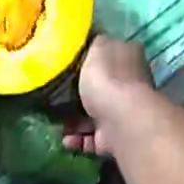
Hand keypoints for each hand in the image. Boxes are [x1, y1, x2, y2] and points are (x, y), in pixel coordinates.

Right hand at [64, 37, 157, 157]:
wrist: (119, 119)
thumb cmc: (107, 78)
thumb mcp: (97, 48)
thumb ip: (94, 45)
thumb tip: (95, 43)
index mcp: (128, 58)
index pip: (109, 56)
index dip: (91, 62)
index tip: (69, 69)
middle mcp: (128, 85)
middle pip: (100, 89)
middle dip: (78, 96)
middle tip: (55, 99)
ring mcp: (121, 114)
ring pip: (92, 117)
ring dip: (73, 122)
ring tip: (55, 123)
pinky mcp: (113, 138)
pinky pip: (91, 139)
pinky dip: (77, 140)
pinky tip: (65, 140)